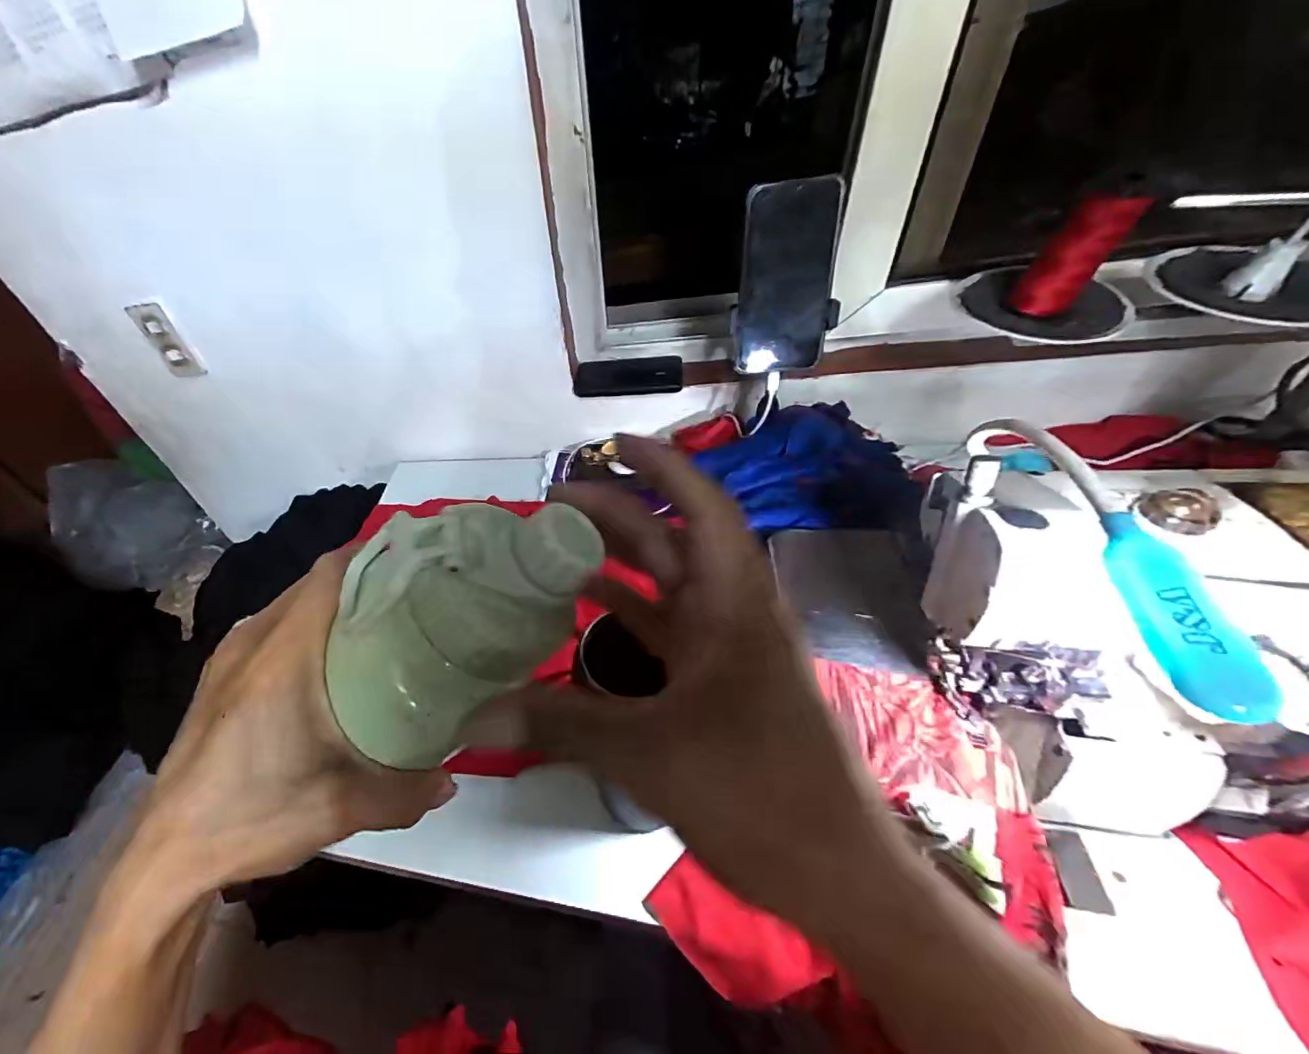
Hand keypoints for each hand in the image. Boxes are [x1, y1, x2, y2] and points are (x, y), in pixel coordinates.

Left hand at [140, 546, 455, 889]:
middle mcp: (253, 642)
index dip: (376, 553)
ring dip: (337, 598)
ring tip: (384, 613)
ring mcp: (229, 657)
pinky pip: (274, 624)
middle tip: (417, 588)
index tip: (421, 555)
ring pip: (293, 601)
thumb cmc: (255, 817)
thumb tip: (452, 777)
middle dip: (366, 575)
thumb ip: (408, 791)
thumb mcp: (344, 808)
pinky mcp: (219, 676)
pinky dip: (311, 620)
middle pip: (315, 581)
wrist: (165, 859)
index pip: (331, 574)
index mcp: (283, 656)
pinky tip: (336, 652)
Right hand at [481, 436, 898, 917]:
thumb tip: (473, 715)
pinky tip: (586, 616)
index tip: (615, 443)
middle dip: (621, 513)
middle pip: (675, 543)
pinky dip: (630, 618)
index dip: (663, 467)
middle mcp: (735, 614)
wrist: (835, 864)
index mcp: (735, 604)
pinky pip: (669, 635)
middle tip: (554, 501)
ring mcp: (731, 652)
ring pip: (670, 588)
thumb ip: (562, 724)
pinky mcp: (723, 687)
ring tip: (557, 545)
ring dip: (622, 564)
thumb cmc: (756, 791)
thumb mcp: (651, 753)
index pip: (703, 509)